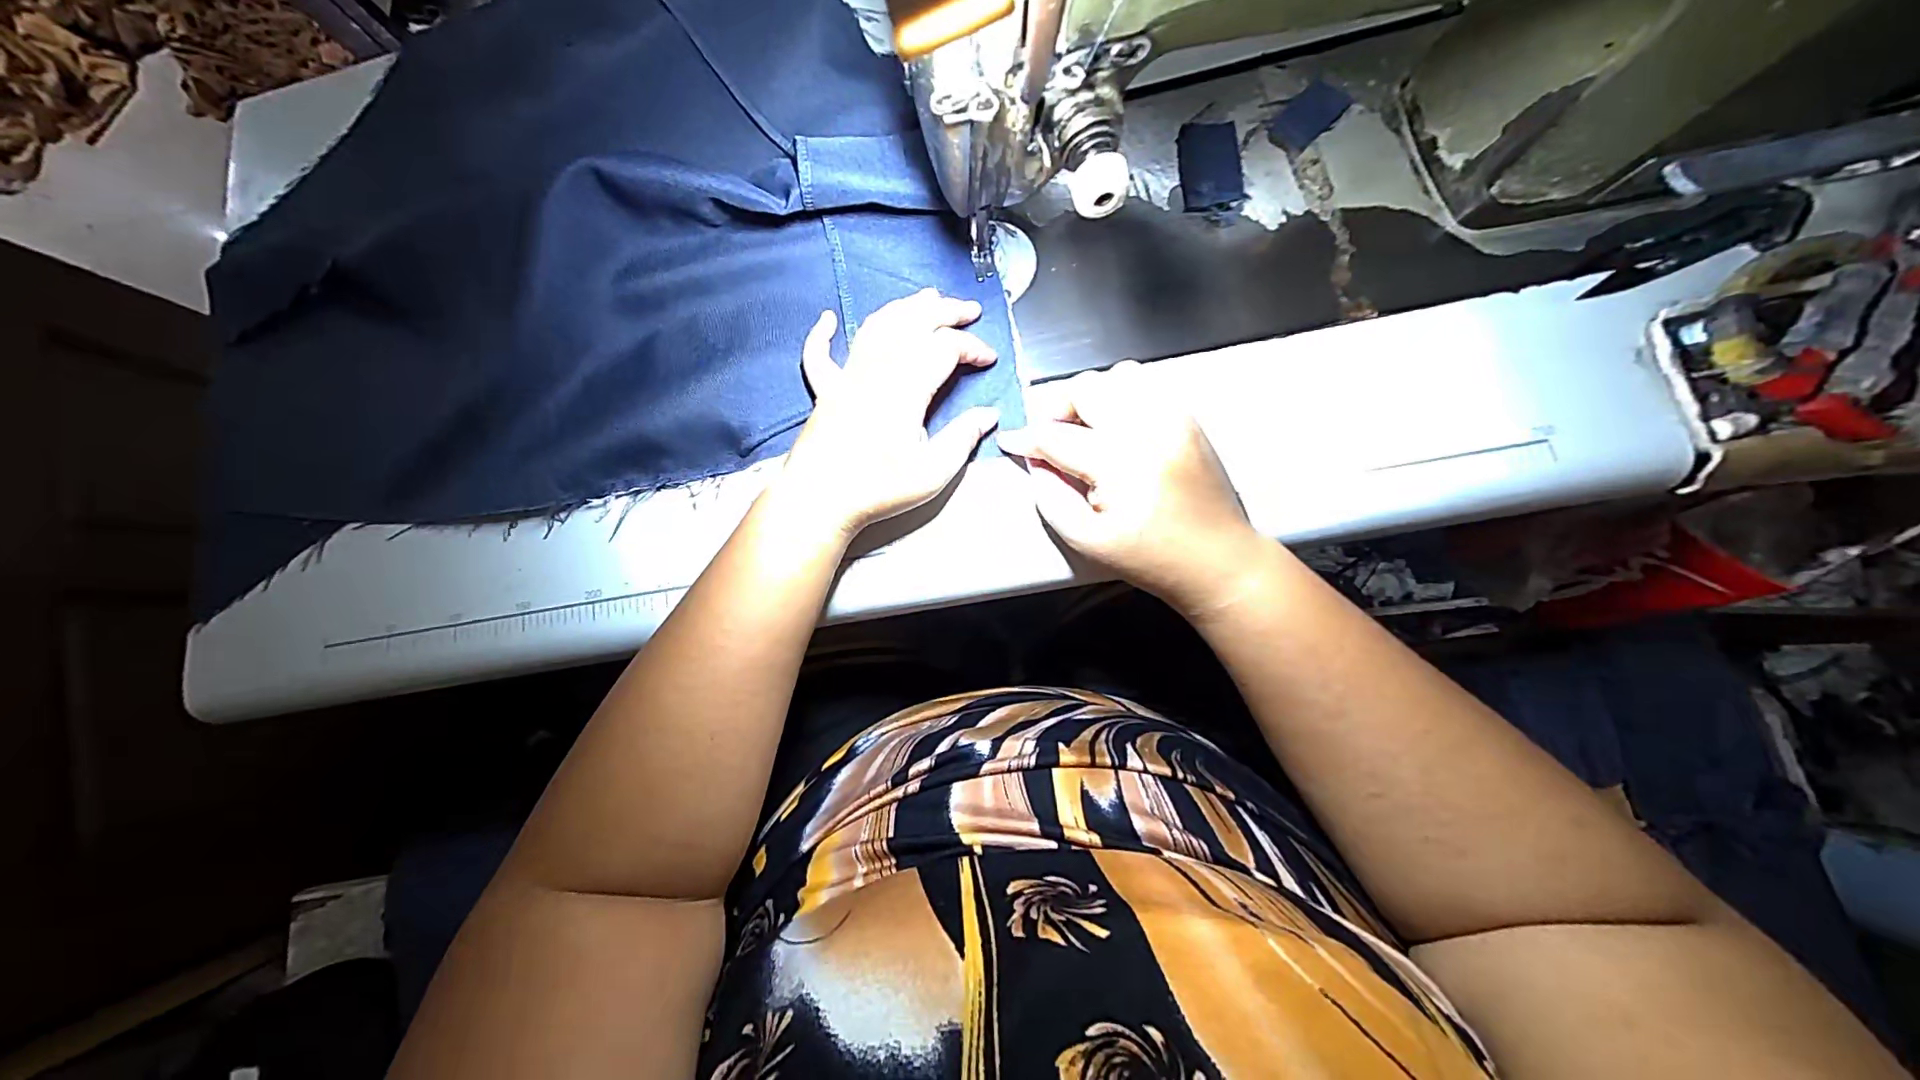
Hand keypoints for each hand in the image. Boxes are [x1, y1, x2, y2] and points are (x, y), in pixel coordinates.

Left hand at [773, 290, 1001, 537]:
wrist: (820, 500)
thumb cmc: (875, 488)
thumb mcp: (933, 470)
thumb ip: (963, 437)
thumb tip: (987, 417)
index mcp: (906, 385)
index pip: (945, 347)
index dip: (971, 346)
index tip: (987, 359)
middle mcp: (876, 370)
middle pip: (914, 322)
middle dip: (945, 311)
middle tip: (968, 309)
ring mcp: (847, 376)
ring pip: (876, 325)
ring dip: (903, 308)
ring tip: (925, 298)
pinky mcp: (826, 392)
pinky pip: (820, 353)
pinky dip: (823, 333)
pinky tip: (827, 319)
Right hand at [997, 361, 1269, 619]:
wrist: (1218, 560)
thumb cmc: (1155, 559)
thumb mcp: (1088, 541)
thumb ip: (1051, 497)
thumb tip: (1035, 461)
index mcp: (1120, 465)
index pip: (1055, 435)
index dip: (1025, 438)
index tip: (1012, 442)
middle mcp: (1148, 430)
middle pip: (1085, 388)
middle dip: (1057, 407)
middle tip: (1051, 436)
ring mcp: (1173, 419)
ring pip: (1117, 376)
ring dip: (1092, 397)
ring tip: (1086, 428)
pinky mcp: (1187, 419)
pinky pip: (1147, 385)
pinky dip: (1122, 397)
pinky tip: (1117, 428)